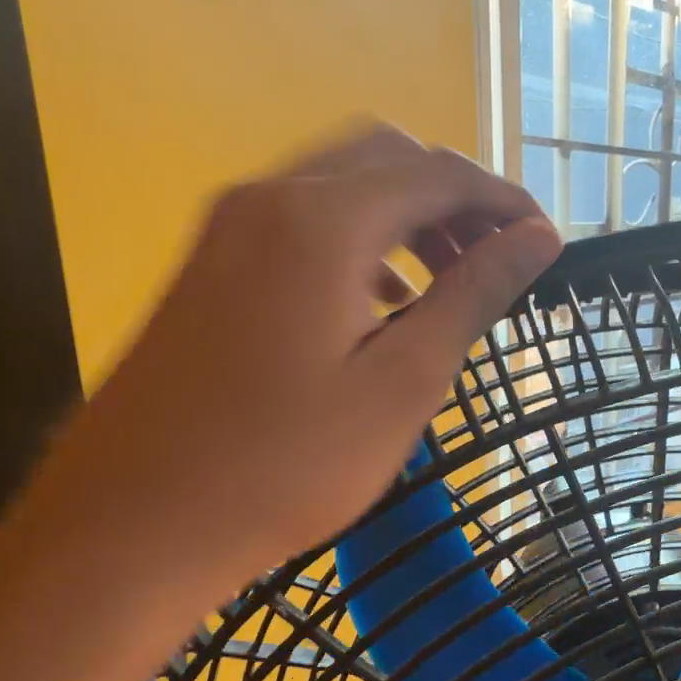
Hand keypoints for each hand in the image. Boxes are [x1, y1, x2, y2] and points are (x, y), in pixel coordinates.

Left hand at [15, 124, 560, 593]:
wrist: (131, 525)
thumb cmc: (286, 462)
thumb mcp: (404, 381)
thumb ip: (473, 294)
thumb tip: (538, 237)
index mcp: (322, 219)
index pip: (439, 174)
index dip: (505, 201)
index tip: (549, 243)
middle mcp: (269, 198)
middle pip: (387, 156)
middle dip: (457, 197)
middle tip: (501, 257)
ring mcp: (228, 229)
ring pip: (342, 184)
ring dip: (410, 215)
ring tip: (453, 282)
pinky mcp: (210, 266)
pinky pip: (303, 220)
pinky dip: (363, 239)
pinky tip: (386, 304)